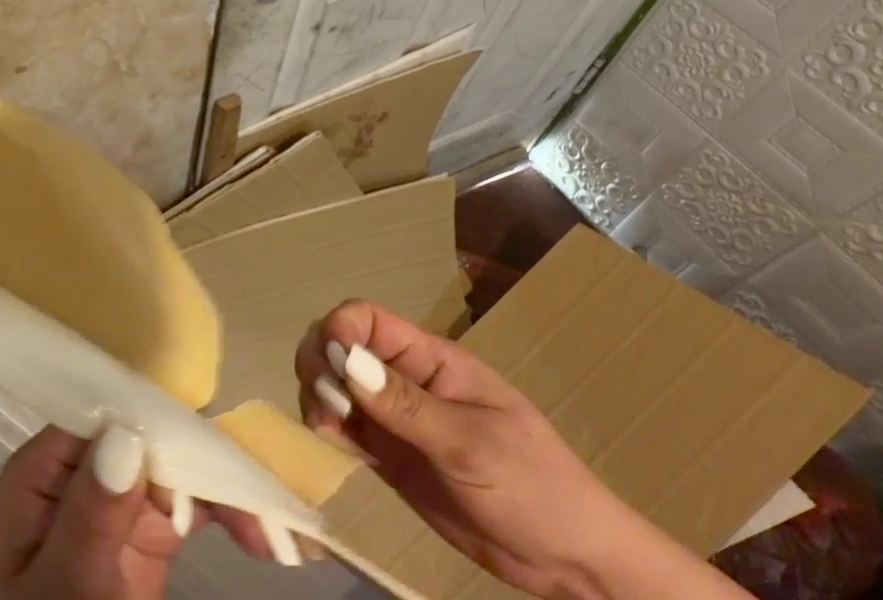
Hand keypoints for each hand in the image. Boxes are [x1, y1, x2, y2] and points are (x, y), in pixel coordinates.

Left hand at [0, 425, 277, 599]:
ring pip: (179, 466)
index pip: (103, 417)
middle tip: (264, 490)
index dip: (156, 417)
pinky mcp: (147, 529)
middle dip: (207, 456)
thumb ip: (92, 516)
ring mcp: (116, 499)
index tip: (210, 438)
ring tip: (274, 529)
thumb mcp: (66, 584)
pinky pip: (193, 504)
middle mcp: (82, 472)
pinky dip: (229, 513)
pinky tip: (260, 536)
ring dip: (229, 487)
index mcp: (44, 470)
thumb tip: (126, 433)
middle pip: (149, 435)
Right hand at [296, 301, 749, 599]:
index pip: (367, 319)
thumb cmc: (535, 488)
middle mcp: (403, 379)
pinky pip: (340, 427)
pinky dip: (323, 430)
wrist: (566, 561)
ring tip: (330, 433)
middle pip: (338, 347)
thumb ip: (405, 404)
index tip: (332, 368)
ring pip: (331, 385)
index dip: (339, 332)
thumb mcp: (471, 445)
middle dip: (319, 366)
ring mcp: (392, 417)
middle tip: (329, 409)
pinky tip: (330, 447)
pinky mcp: (386, 453)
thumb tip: (344, 359)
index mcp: (431, 360)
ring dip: (317, 400)